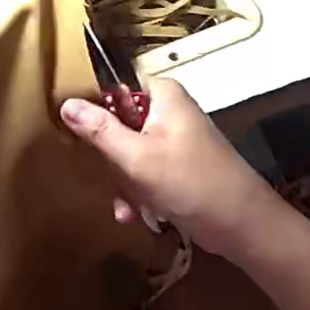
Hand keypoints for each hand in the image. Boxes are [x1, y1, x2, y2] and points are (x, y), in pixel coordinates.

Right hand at [59, 79, 284, 260]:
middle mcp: (168, 108)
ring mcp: (173, 136)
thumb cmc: (191, 183)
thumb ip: (100, 130)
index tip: (77, 129)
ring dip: (122, 179)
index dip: (93, 103)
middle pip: (118, 119)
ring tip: (127, 205)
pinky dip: (137, 189)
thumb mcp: (137, 158)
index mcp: (162, 94)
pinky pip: (143, 167)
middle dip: (110, 156)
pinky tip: (134, 214)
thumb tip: (65, 103)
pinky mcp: (177, 162)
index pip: (115, 82)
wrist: (244, 227)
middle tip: (109, 175)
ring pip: (128, 147)